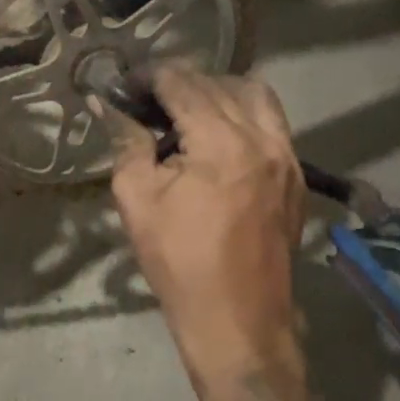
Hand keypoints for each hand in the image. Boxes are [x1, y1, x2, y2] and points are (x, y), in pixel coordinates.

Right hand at [106, 64, 308, 400]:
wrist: (238, 323)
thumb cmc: (179, 259)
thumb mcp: (136, 195)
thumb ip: (125, 138)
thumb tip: (103, 101)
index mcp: (221, 143)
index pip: (180, 82)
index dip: (146, 77)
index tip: (121, 87)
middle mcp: (262, 140)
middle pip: (215, 83)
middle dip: (176, 81)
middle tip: (145, 99)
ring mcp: (287, 158)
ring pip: (253, 94)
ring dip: (216, 90)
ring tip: (185, 110)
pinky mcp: (296, 177)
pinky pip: (272, 123)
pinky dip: (242, 113)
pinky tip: (214, 134)